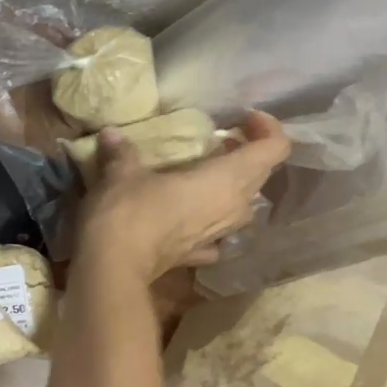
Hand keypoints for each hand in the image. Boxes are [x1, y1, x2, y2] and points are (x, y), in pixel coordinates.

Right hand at [78, 111, 289, 281]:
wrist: (113, 266)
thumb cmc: (126, 213)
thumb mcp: (119, 176)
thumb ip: (122, 153)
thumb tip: (110, 132)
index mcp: (228, 177)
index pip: (275, 146)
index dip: (266, 129)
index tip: (240, 120)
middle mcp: (236, 204)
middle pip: (261, 173)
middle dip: (244, 157)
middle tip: (215, 147)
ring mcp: (220, 232)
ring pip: (243, 205)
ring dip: (230, 191)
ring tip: (203, 184)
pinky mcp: (199, 254)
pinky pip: (216, 236)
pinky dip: (209, 226)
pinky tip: (191, 225)